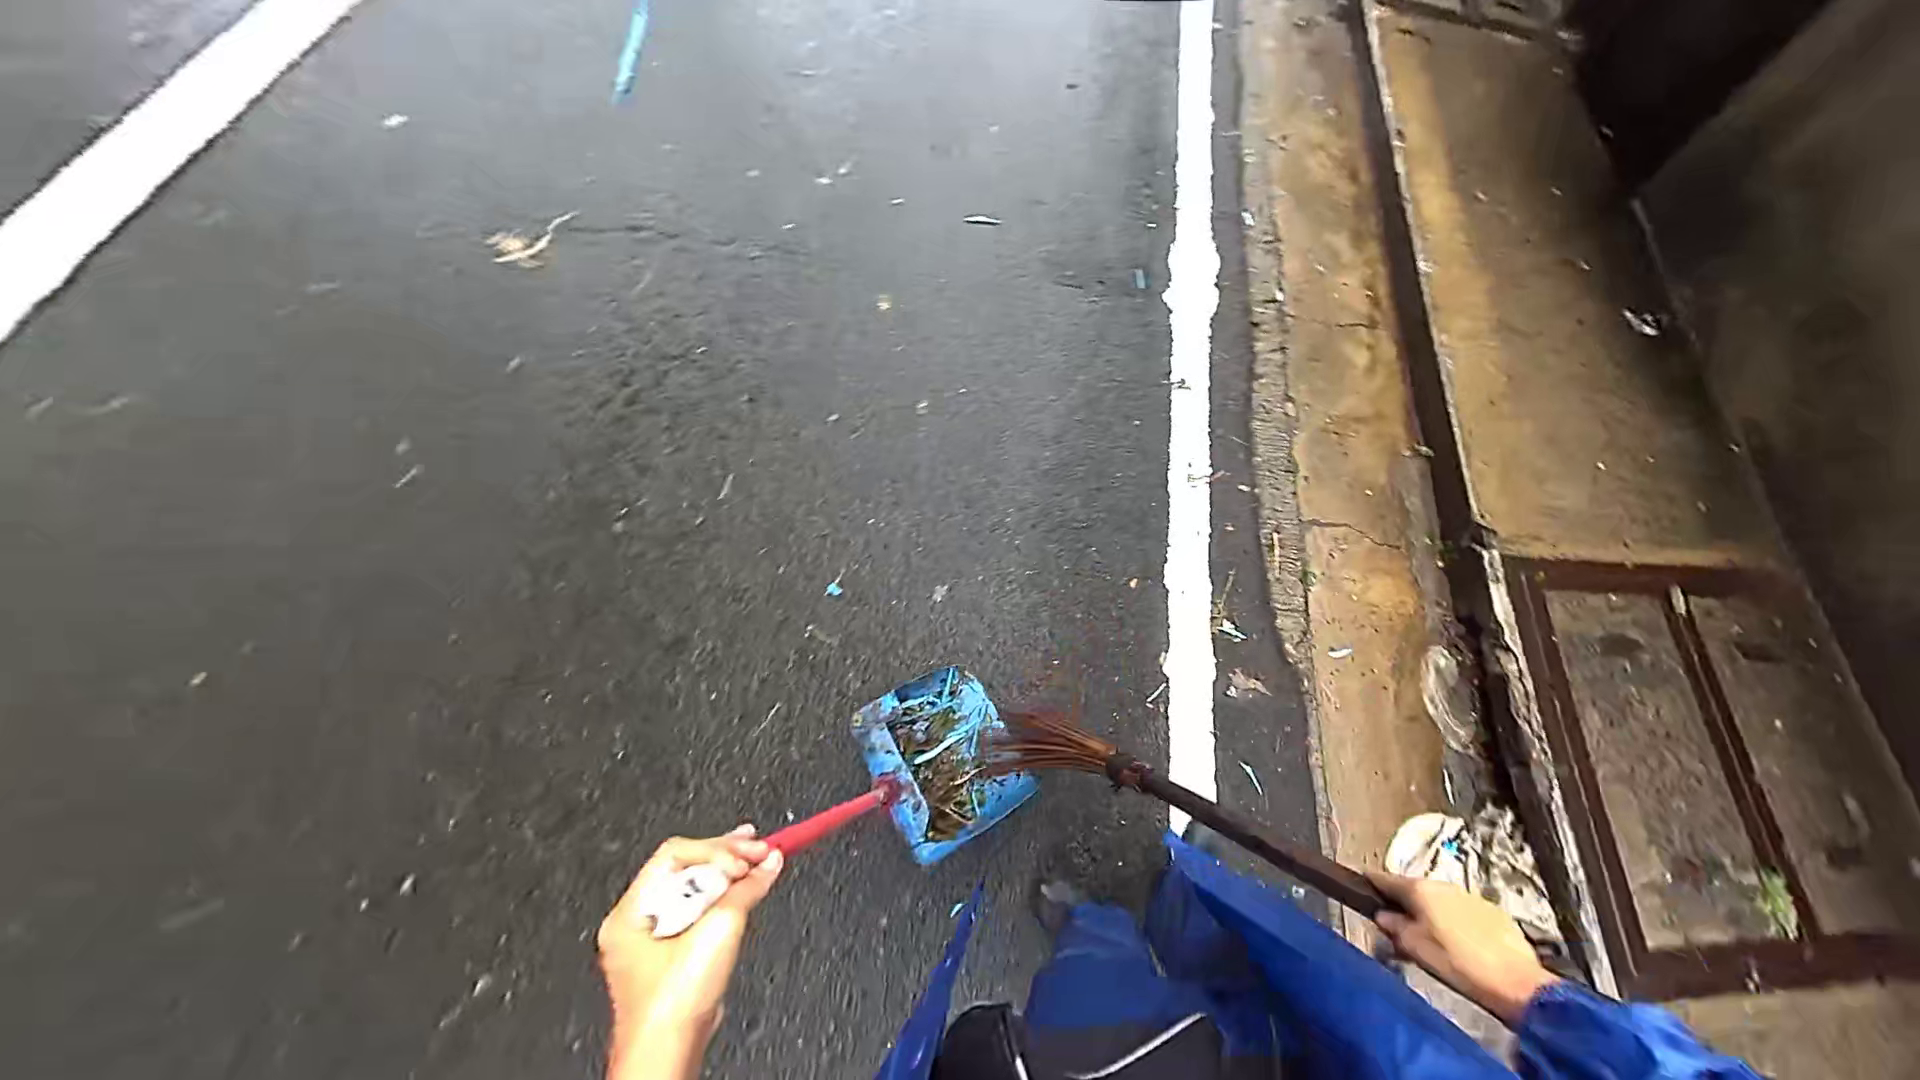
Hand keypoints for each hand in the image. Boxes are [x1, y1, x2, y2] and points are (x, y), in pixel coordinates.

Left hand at [599, 826, 784, 1079]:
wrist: (669, 1056)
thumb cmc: (673, 1007)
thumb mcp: (720, 930)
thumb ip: (748, 888)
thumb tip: (770, 863)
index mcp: (632, 911)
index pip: (677, 854)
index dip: (717, 850)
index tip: (752, 854)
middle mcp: (638, 920)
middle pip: (686, 867)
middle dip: (726, 855)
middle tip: (759, 848)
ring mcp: (654, 938)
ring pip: (695, 888)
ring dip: (729, 873)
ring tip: (758, 861)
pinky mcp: (673, 953)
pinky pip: (699, 909)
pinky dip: (725, 895)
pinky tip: (746, 888)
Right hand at [1366, 871, 1558, 1024]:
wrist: (1519, 985)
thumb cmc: (1457, 963)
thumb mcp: (1413, 947)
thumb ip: (1392, 927)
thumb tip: (1383, 916)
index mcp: (1418, 889)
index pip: (1383, 878)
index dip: (1370, 884)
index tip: (1361, 890)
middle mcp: (1443, 885)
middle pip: (1413, 890)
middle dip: (1405, 905)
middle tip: (1401, 930)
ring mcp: (1471, 897)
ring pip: (1440, 900)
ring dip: (1432, 914)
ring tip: (1434, 941)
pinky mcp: (1496, 914)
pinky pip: (1465, 912)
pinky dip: (1457, 923)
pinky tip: (1462, 946)